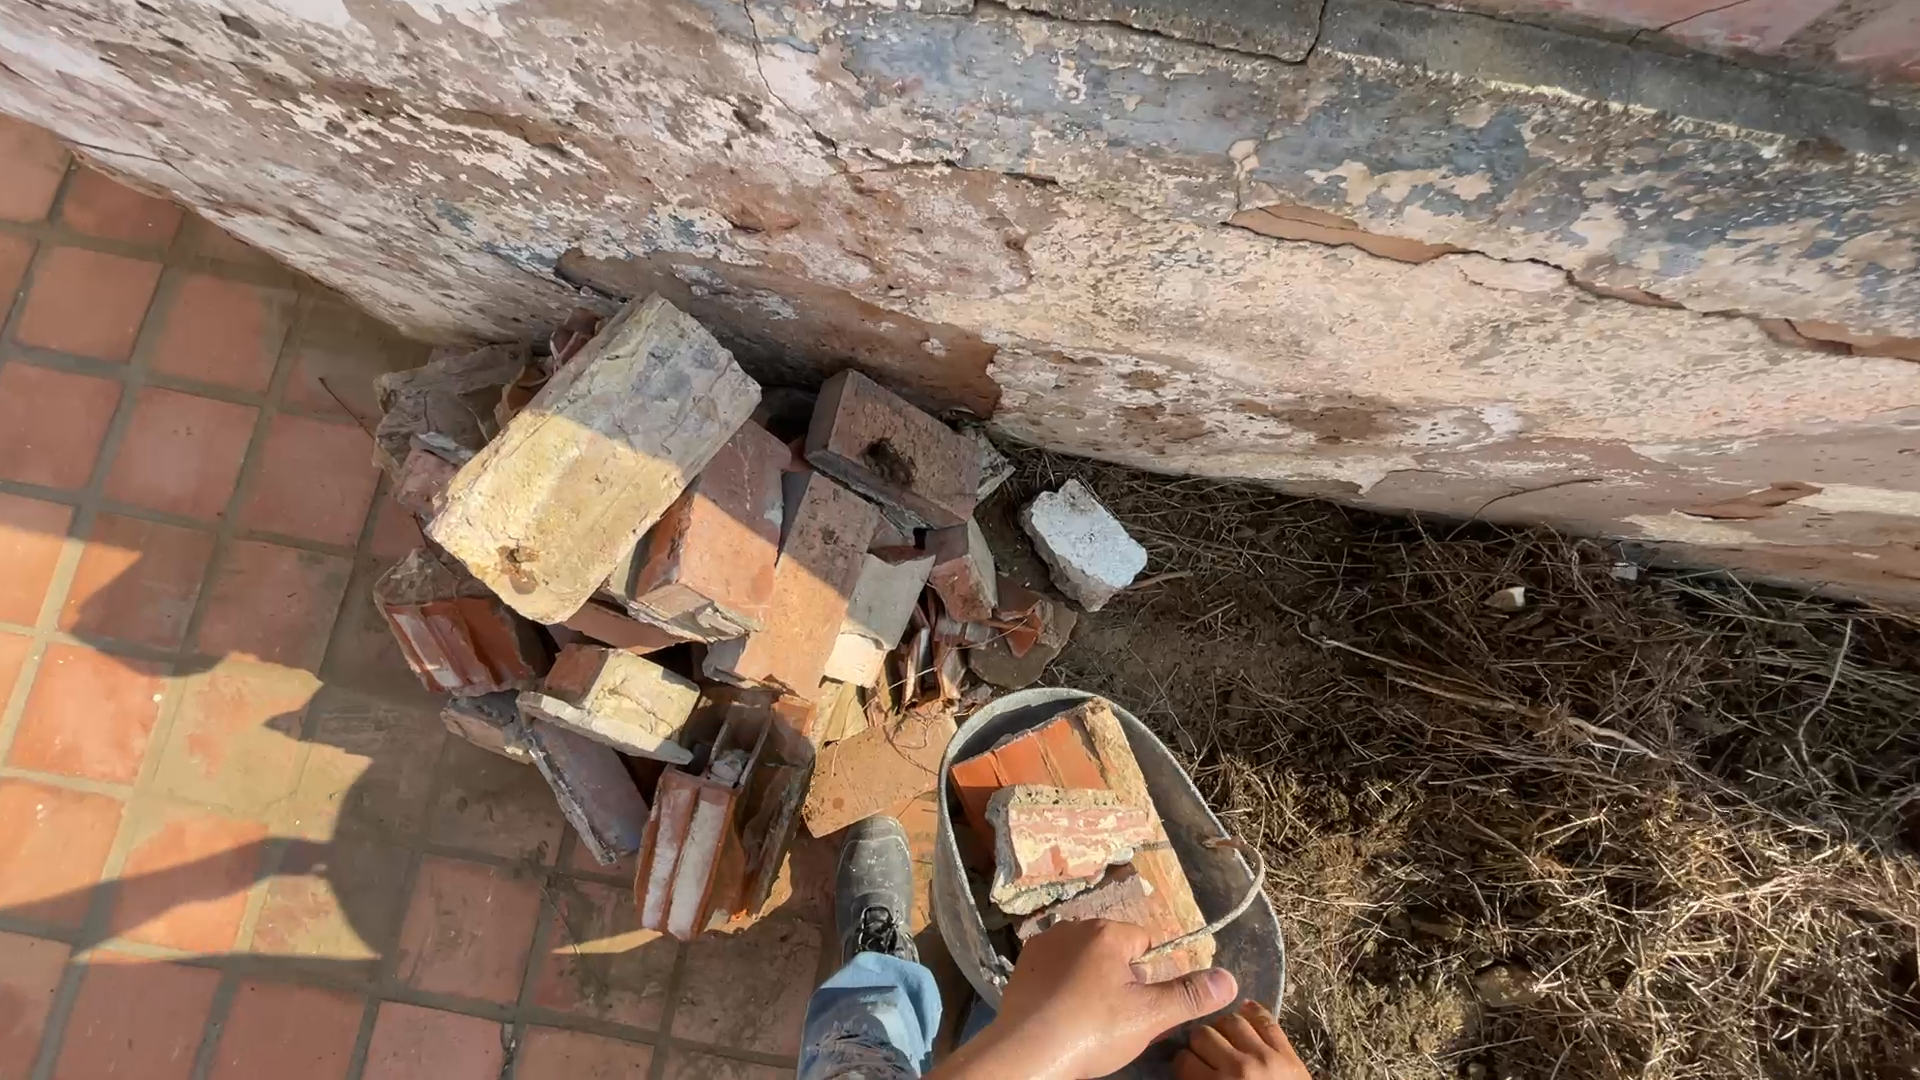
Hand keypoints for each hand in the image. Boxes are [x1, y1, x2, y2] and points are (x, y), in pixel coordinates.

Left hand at [932, 920, 1238, 1079]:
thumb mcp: (1149, 1016)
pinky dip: (1061, 982)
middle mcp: (1074, 925)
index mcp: (1107, 932)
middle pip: (1112, 947)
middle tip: (1113, 1015)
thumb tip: (1229, 978)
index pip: (1143, 941)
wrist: (1031, 1048)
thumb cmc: (1094, 1029)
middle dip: (1118, 975)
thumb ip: (1189, 995)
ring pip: (1082, 954)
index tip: (1138, 1004)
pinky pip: (1054, 965)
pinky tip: (1061, 1011)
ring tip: (1086, 1015)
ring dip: (1088, 976)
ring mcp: (1045, 941)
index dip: (1146, 974)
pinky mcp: (1024, 960)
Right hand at [1174, 1000, 1311, 1079]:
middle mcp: (1238, 1068)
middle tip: (1203, 1052)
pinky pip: (1266, 1020)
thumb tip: (1184, 1074)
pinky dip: (1253, 1012)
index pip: (1184, 1060)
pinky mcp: (1288, 1055)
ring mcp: (1265, 1057)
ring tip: (1223, 1036)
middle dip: (1199, 1042)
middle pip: (1202, 1034)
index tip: (1187, 1067)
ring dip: (1222, 1027)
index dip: (1183, 1062)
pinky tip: (1244, 1012)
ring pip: (1230, 1020)